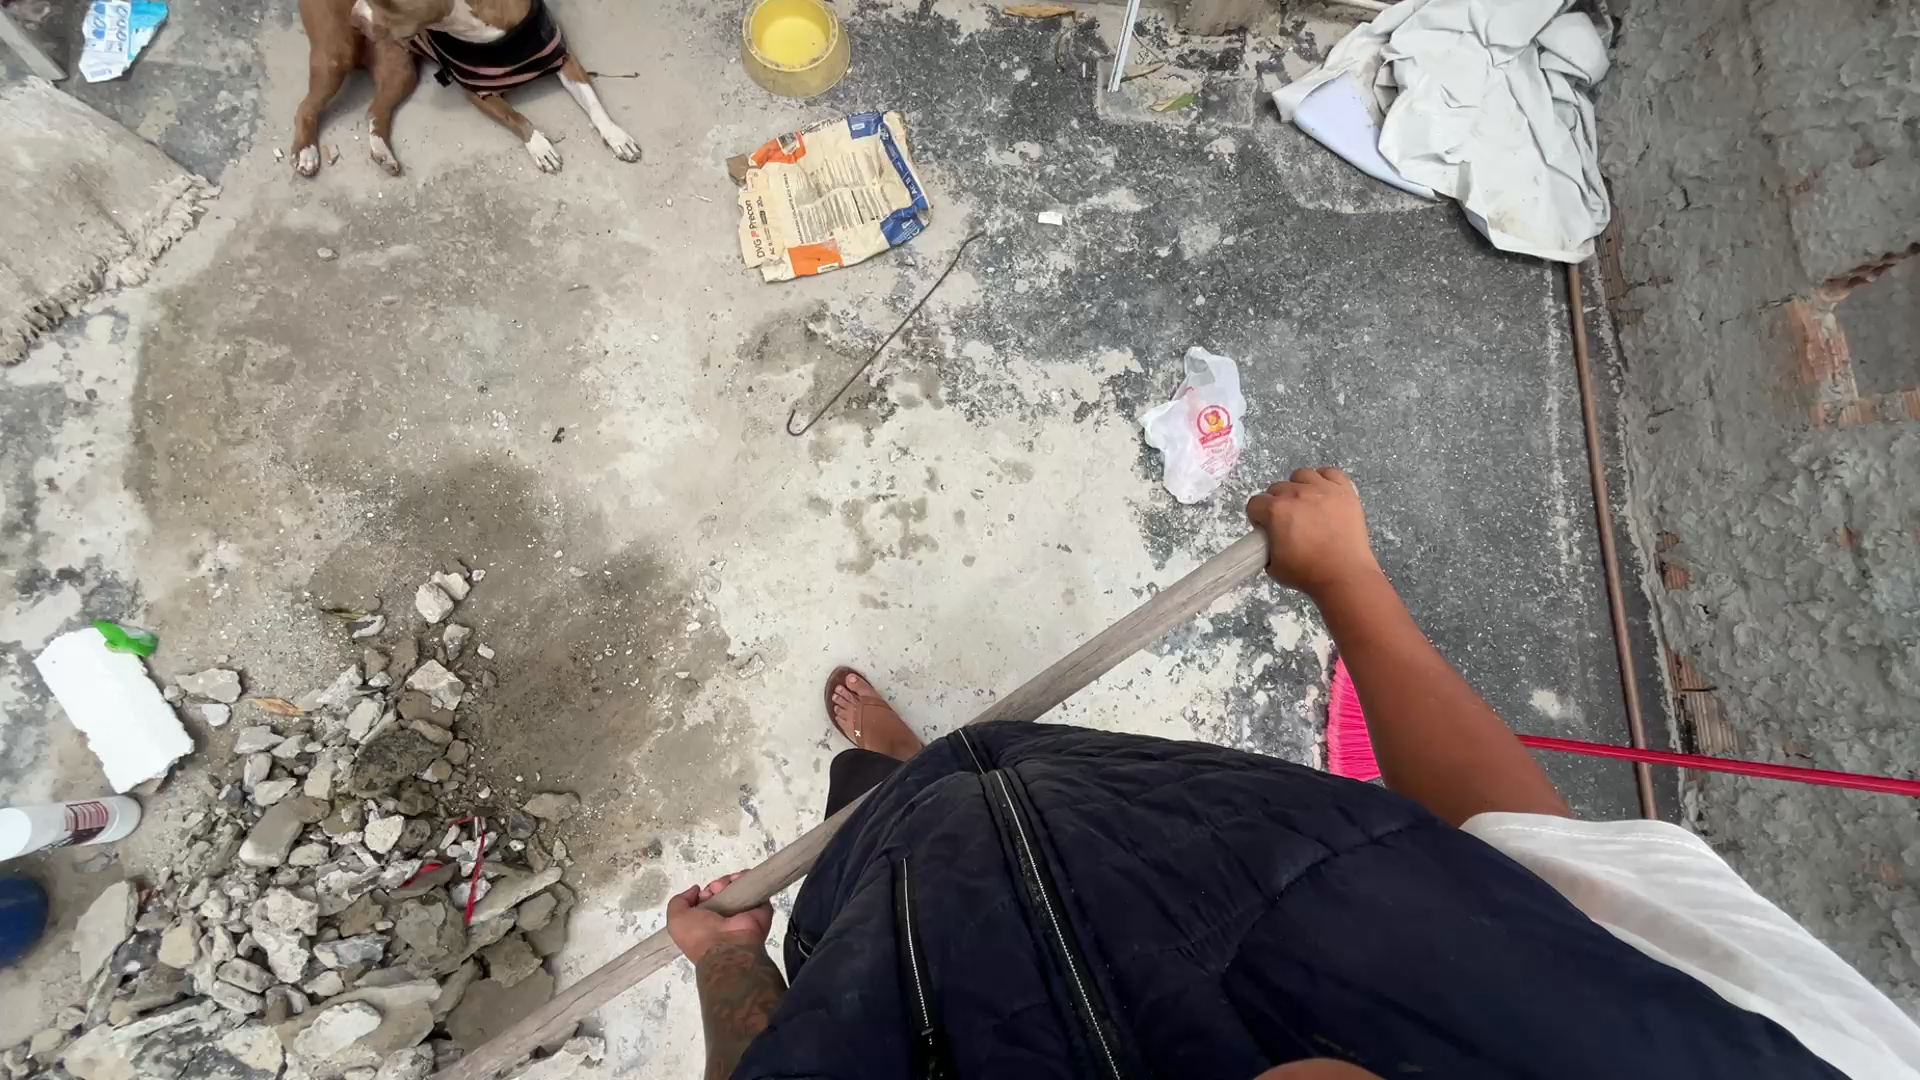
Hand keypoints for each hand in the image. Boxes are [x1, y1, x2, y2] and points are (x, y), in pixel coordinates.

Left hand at [666, 872, 773, 964]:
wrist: (728, 946)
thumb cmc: (700, 936)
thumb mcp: (676, 921)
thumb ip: (678, 902)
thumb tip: (695, 890)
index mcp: (708, 922)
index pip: (709, 899)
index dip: (705, 891)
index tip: (704, 894)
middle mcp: (725, 917)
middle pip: (724, 890)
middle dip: (719, 883)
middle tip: (717, 889)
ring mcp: (744, 912)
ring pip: (739, 886)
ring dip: (732, 879)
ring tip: (729, 885)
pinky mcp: (761, 906)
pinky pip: (756, 886)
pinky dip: (748, 878)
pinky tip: (741, 879)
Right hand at [1245, 468, 1381, 597]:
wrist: (1344, 575)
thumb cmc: (1306, 573)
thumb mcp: (1271, 564)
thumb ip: (1266, 544)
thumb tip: (1270, 538)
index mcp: (1275, 511)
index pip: (1255, 503)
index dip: (1257, 517)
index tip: (1265, 528)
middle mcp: (1297, 494)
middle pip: (1276, 488)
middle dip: (1276, 504)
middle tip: (1286, 521)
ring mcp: (1323, 490)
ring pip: (1301, 475)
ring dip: (1298, 487)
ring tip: (1305, 504)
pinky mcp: (1345, 492)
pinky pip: (1330, 473)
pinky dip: (1324, 480)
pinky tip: (1323, 494)